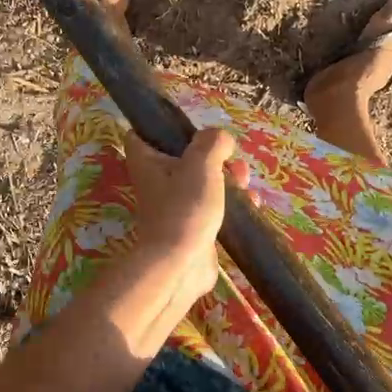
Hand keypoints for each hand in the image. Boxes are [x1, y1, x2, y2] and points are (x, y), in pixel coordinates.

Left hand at [124, 128, 248, 300]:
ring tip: (245, 177)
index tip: (187, 126)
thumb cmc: (184, 206)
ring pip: (200, 182)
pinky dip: (230, 202)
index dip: (161, 127)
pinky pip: (212, 207)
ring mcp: (173, 206)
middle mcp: (155, 181)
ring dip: (225, 177)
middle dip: (210, 154)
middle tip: (231, 156)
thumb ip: (212, 143)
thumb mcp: (201, 163)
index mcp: (147, 161)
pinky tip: (250, 202)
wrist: (181, 265)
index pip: (141, 134)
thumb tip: (221, 137)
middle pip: (181, 157)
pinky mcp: (192, 227)